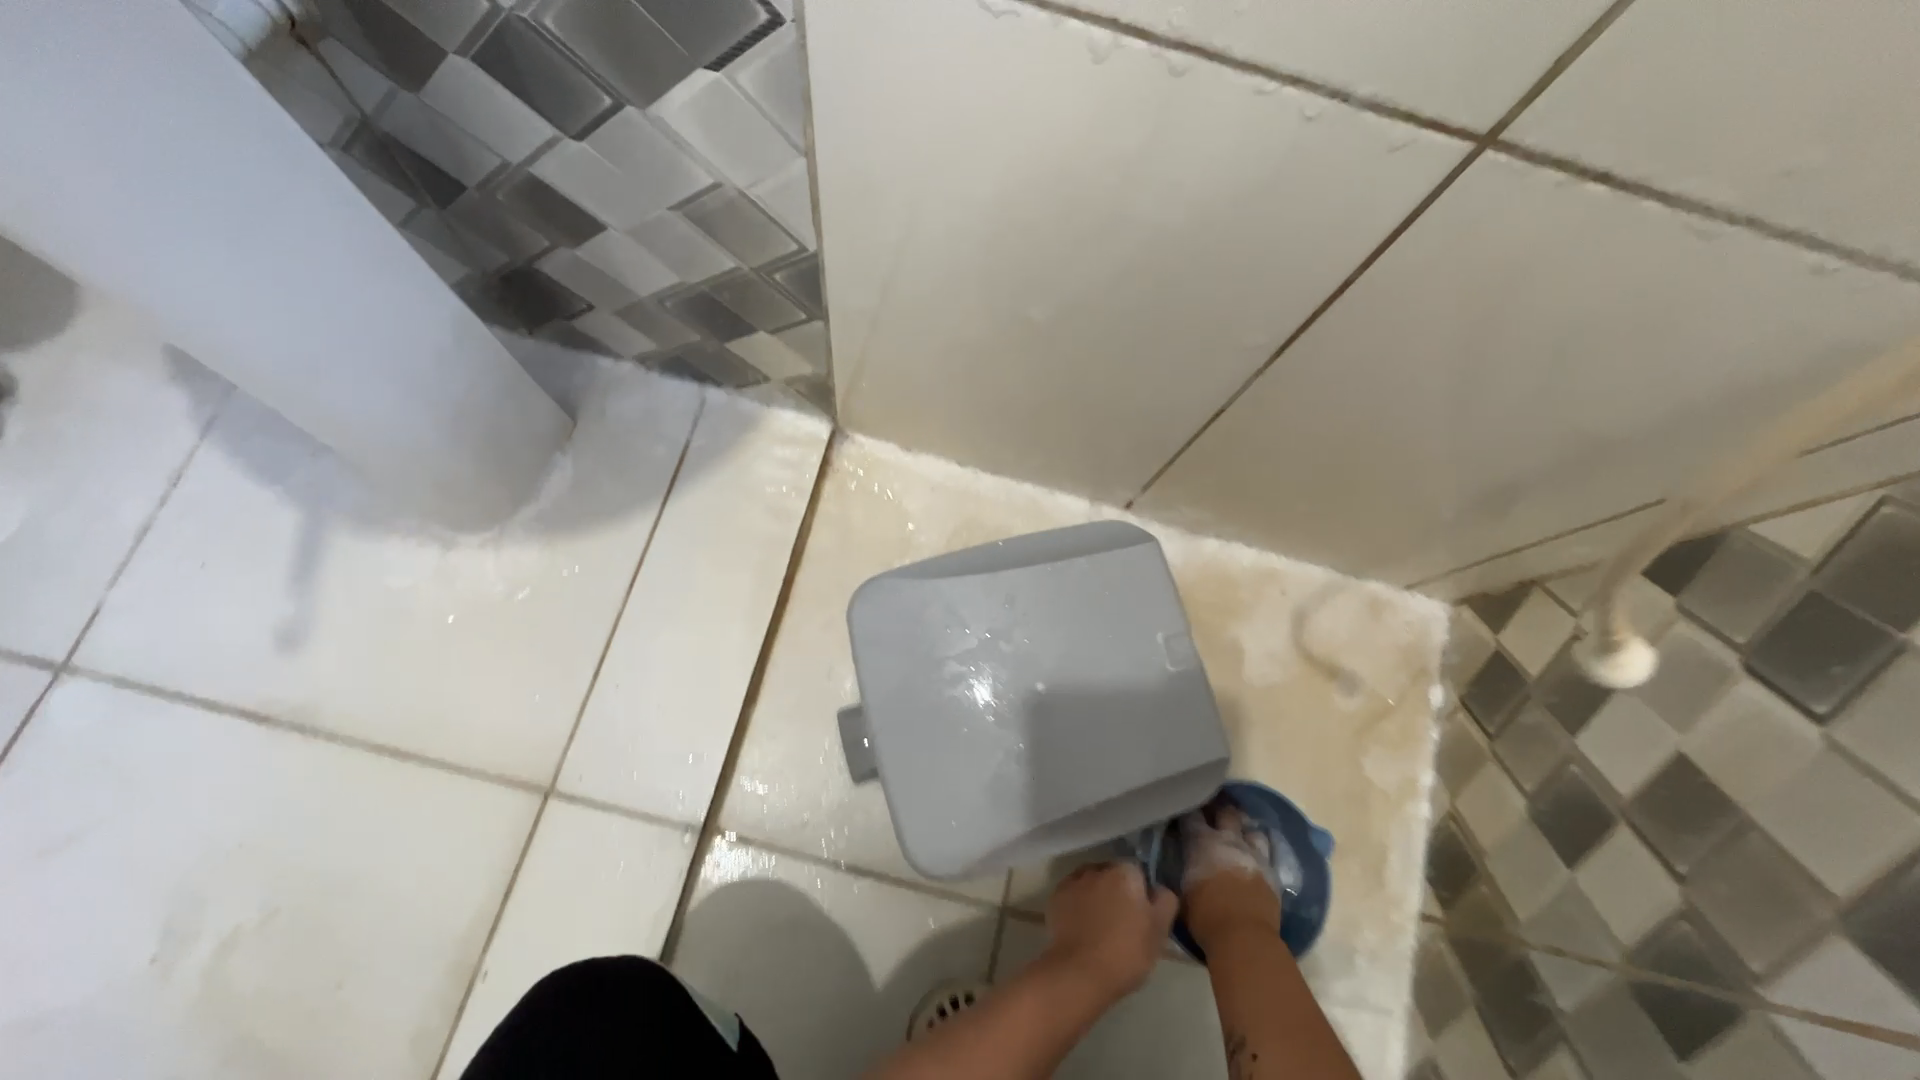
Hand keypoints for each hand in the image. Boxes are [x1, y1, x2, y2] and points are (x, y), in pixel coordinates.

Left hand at [1043, 861, 1177, 1001]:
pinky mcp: (1055, 898)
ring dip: (1097, 897)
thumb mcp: (1160, 930)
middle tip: (1123, 922)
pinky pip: (1073, 896)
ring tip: (1100, 926)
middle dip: (1118, 892)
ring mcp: (1073, 882)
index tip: (1143, 916)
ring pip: (1091, 884)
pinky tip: (1082, 928)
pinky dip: (1078, 906)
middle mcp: (1097, 869)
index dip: (1142, 893)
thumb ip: (1165, 901)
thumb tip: (1159, 889)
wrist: (1080, 973)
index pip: (1139, 873)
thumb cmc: (1126, 951)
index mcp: (1125, 872)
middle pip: (1113, 875)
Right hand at [1180, 806, 1282, 950]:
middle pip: (1225, 812)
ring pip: (1250, 827)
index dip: (1186, 810)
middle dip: (1218, 809)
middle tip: (1211, 811)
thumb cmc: (1205, 916)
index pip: (1190, 816)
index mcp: (1201, 843)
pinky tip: (1255, 852)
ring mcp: (1253, 853)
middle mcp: (1228, 840)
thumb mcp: (1181, 892)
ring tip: (1237, 832)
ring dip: (1242, 828)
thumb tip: (1178, 863)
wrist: (1244, 936)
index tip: (1182, 809)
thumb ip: (1181, 871)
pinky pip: (1268, 849)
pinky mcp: (1272, 870)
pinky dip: (1259, 847)